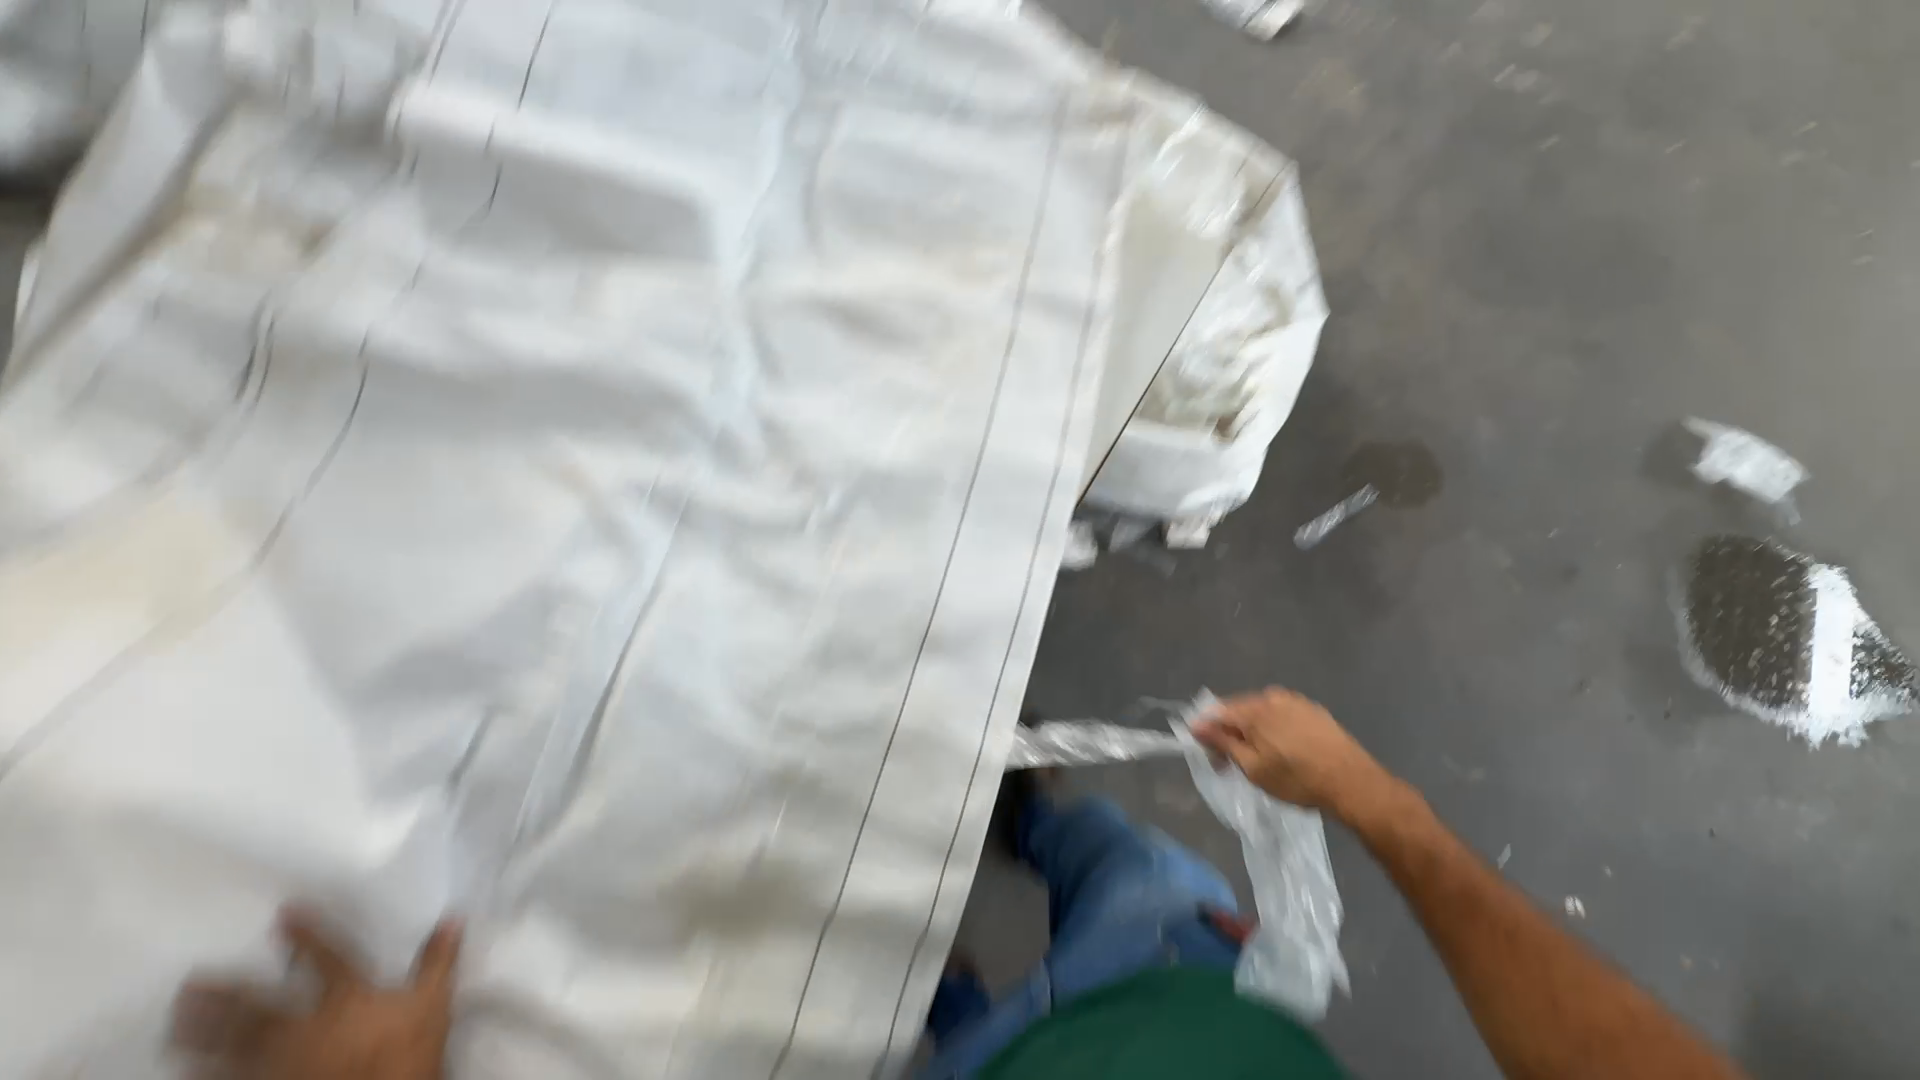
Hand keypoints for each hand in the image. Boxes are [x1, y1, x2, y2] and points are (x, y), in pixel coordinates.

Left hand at [172, 908, 462, 1079]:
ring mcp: (280, 1062)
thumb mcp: (434, 1001)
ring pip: (234, 1043)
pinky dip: (206, 1073)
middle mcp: (304, 1026)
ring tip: (177, 1019)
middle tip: (192, 980)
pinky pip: (231, 1077)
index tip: (283, 913)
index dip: (305, 935)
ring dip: (203, 1032)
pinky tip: (187, 1069)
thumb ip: (438, 961)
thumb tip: (453, 918)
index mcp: (347, 996)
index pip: (326, 957)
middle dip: (225, 993)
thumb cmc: (409, 1050)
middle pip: (258, 1006)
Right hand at [1192, 687, 1393, 821]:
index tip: (1212, 757)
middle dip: (1231, 733)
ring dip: (1254, 732)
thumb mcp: (1253, 768)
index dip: (1208, 733)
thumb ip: (1222, 743)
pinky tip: (1285, 751)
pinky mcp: (1314, 711)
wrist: (1352, 783)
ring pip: (1261, 713)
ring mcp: (1296, 701)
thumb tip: (1196, 724)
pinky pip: (1282, 715)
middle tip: (1233, 763)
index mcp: (1253, 709)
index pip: (1216, 713)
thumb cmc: (1297, 779)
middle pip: (1239, 710)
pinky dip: (1275, 730)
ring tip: (1261, 759)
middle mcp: (1272, 696)